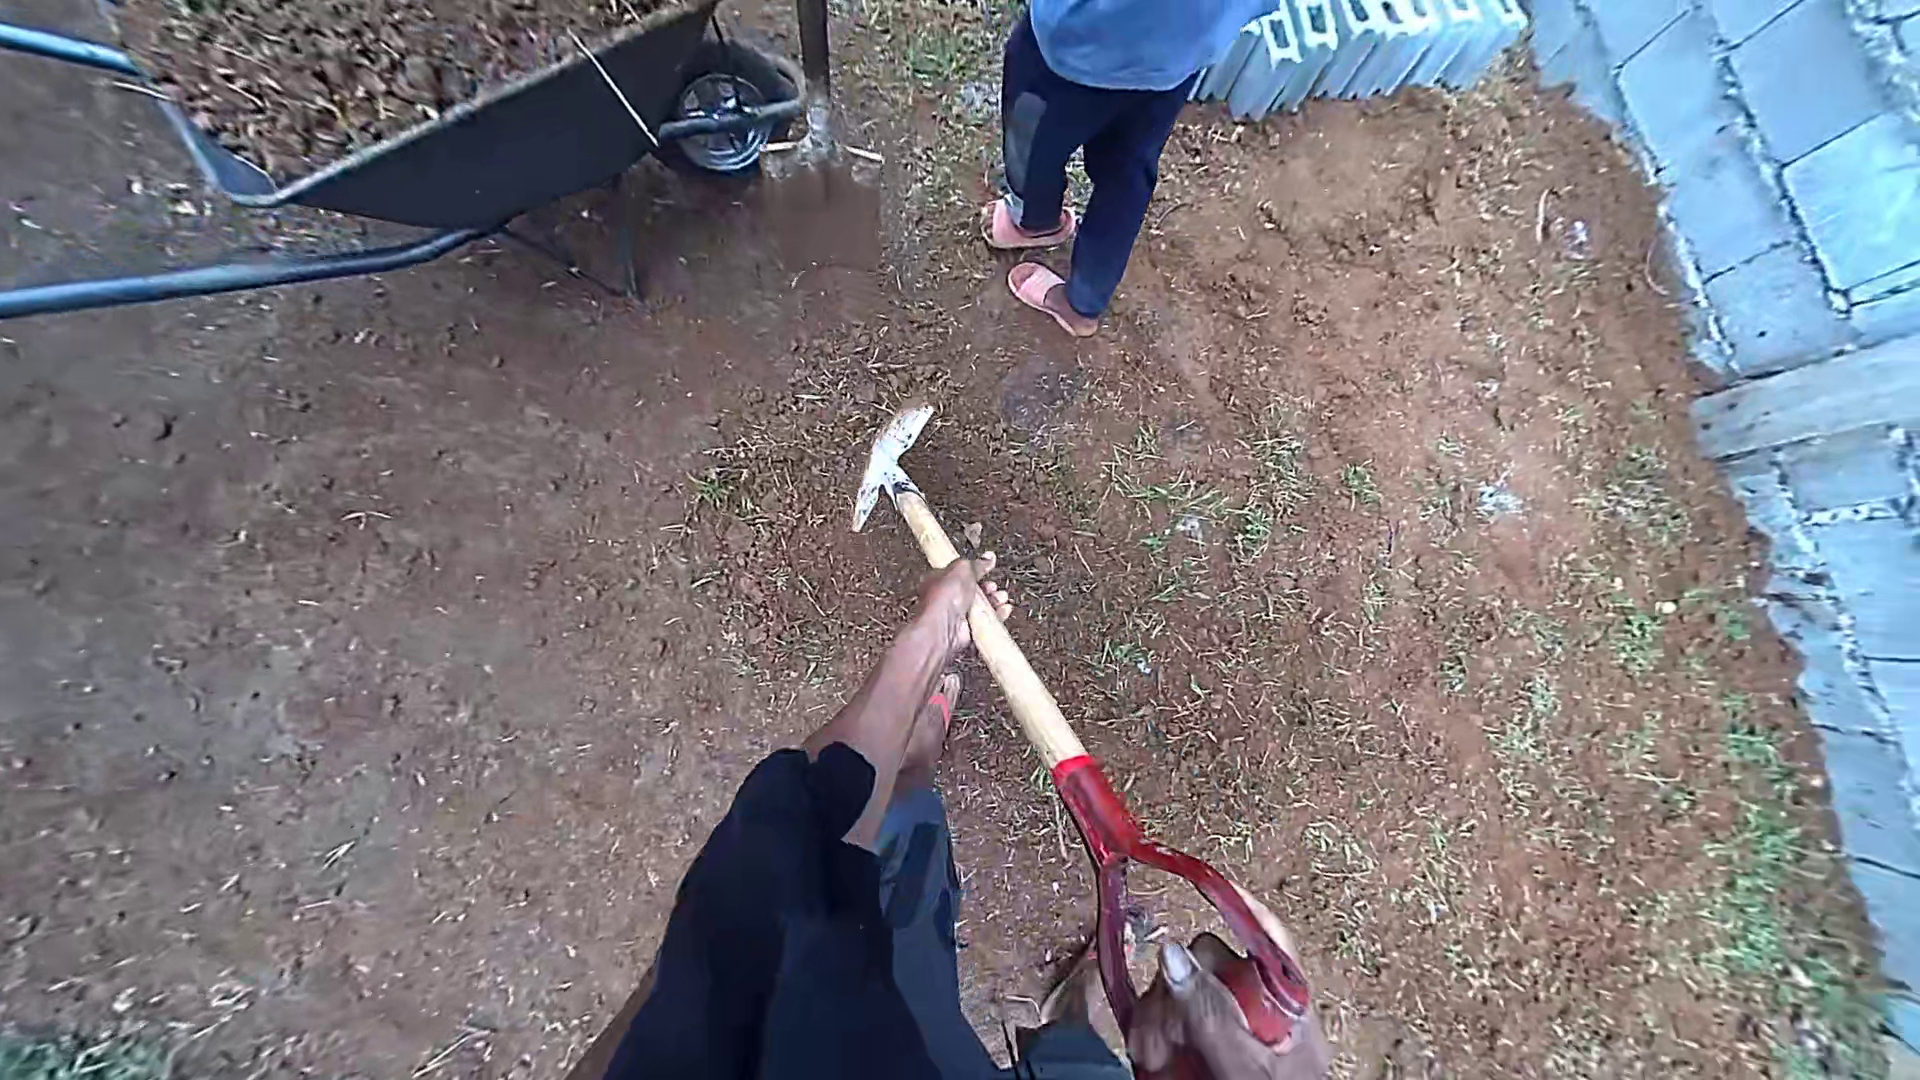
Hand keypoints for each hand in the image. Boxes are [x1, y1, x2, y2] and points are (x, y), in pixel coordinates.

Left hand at [908, 553, 1011, 667]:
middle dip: (987, 588)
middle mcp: (947, 600)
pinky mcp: (968, 631)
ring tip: (1001, 598)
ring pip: (980, 607)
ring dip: (993, 602)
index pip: (959, 574)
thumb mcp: (963, 569)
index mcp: (940, 581)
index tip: (987, 568)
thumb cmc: (945, 597)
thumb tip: (988, 557)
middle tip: (993, 586)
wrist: (944, 627)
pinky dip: (996, 617)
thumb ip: (977, 564)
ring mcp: (957, 617)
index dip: (975, 571)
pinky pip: (985, 623)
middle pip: (972, 591)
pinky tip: (1003, 610)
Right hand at [1126, 890, 1328, 1079]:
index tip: (1198, 877)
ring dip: (1158, 1012)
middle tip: (1155, 1029)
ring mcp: (1232, 1025)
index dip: (1236, 901)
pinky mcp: (1207, 1043)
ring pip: (1183, 985)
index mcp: (1286, 1005)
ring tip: (1149, 1053)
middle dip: (1172, 985)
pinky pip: (1174, 1015)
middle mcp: (1259, 1005)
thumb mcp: (1246, 1074)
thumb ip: (1212, 1015)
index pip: (1267, 935)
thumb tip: (1171, 951)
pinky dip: (1157, 1028)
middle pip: (1207, 958)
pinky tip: (1149, 1052)